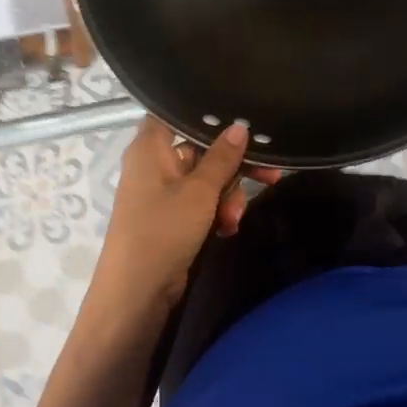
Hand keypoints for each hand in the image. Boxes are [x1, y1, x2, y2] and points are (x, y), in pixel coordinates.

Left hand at [97, 117, 280, 304]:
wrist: (136, 293)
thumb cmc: (163, 230)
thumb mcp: (200, 191)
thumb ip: (223, 157)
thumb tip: (240, 126)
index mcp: (151, 147)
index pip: (176, 113)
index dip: (206, 114)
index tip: (240, 118)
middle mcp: (155, 163)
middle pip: (201, 149)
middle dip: (233, 167)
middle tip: (269, 175)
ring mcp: (162, 192)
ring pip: (206, 179)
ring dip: (227, 195)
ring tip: (235, 218)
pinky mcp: (171, 217)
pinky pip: (201, 202)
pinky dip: (216, 212)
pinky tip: (227, 228)